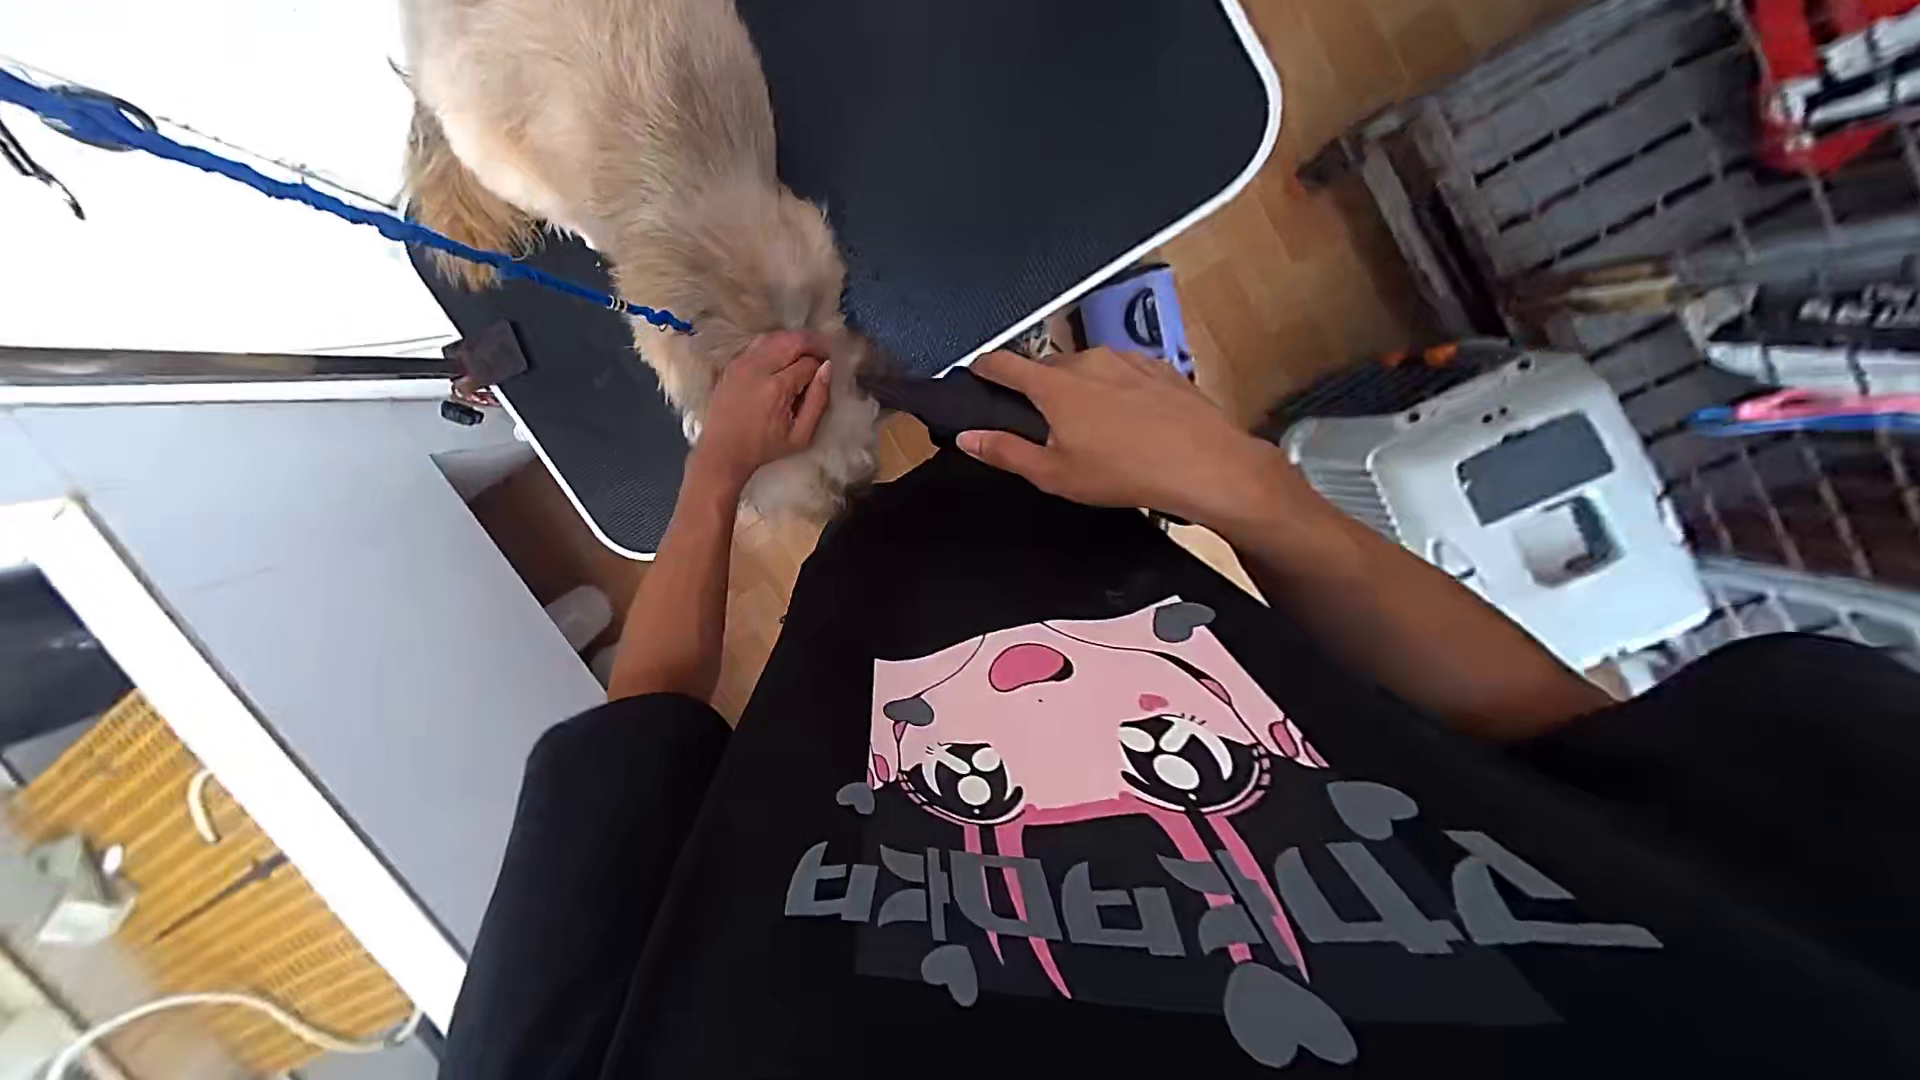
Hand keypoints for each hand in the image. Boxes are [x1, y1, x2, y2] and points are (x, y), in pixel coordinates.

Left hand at [688, 330, 832, 493]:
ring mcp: (742, 363)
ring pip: (774, 336)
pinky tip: (783, 355)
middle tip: (822, 354)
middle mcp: (758, 369)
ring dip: (794, 340)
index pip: (808, 363)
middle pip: (792, 340)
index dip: (821, 367)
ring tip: (805, 352)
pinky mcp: (732, 363)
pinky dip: (775, 343)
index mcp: (777, 388)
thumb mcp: (802, 435)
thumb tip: (827, 368)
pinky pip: (758, 342)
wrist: (724, 449)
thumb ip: (818, 401)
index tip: (824, 376)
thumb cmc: (766, 446)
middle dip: (812, 344)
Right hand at [955, 348, 1292, 527]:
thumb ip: (1005, 451)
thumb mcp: (1054, 473)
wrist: (1204, 465)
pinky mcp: (1156, 367)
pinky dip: (1114, 390)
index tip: (978, 371)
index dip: (984, 366)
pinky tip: (1128, 423)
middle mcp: (1088, 361)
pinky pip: (1122, 373)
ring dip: (1080, 390)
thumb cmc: (1127, 471)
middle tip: (1047, 425)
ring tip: (1095, 431)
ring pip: (1087, 369)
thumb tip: (969, 438)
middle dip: (1039, 390)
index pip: (1003, 363)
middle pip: (1047, 367)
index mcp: (1055, 386)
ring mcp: (1126, 359)